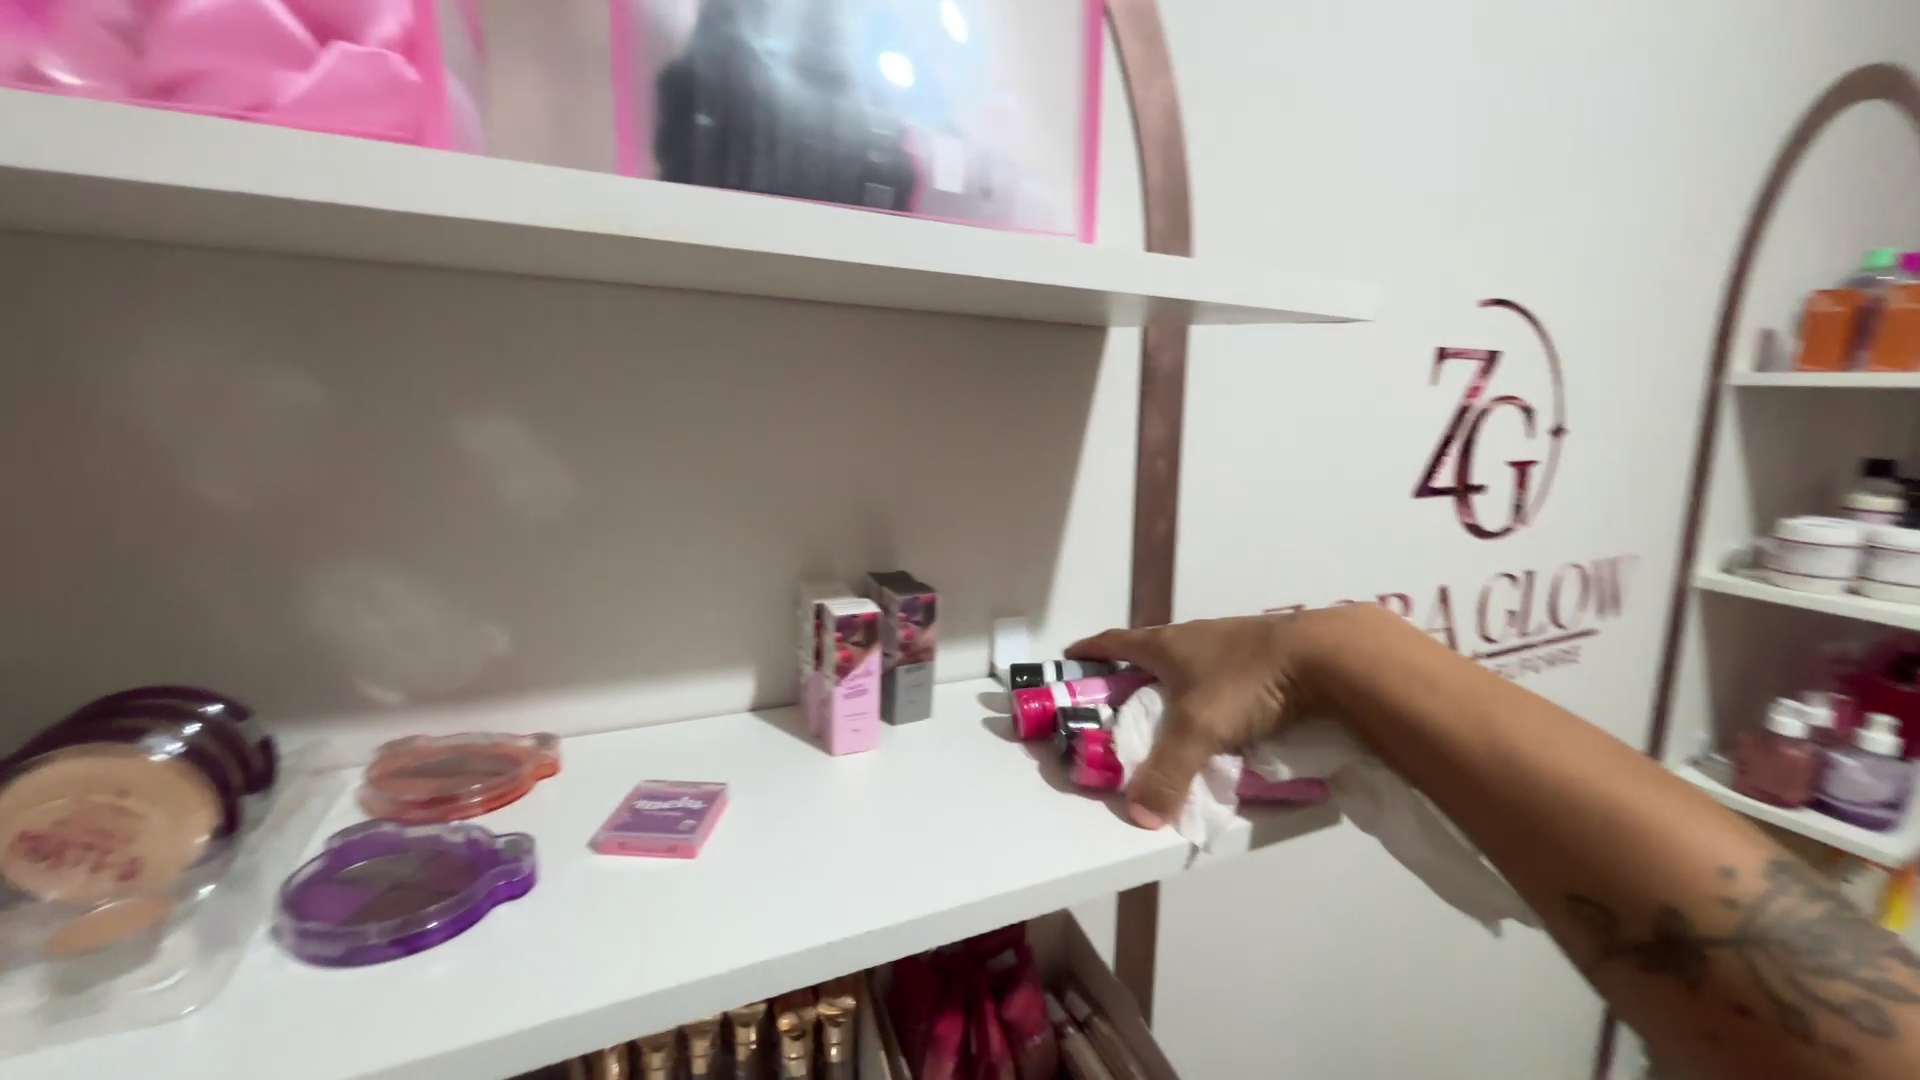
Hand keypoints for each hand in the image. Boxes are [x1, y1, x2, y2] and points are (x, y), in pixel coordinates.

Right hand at [1067, 606, 1385, 828]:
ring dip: (1180, 685)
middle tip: (1125, 704)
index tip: (1071, 656)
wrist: (1327, 657)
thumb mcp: (1198, 730)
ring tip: (1177, 719)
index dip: (1092, 650)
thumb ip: (1167, 773)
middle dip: (1136, 673)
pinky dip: (1217, 695)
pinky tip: (1229, 719)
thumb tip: (1139, 815)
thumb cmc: (1246, 681)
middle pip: (1153, 652)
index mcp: (1167, 644)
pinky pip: (1228, 676)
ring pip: (1194, 664)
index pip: (1116, 642)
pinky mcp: (1266, 657)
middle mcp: (1195, 638)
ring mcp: (1232, 643)